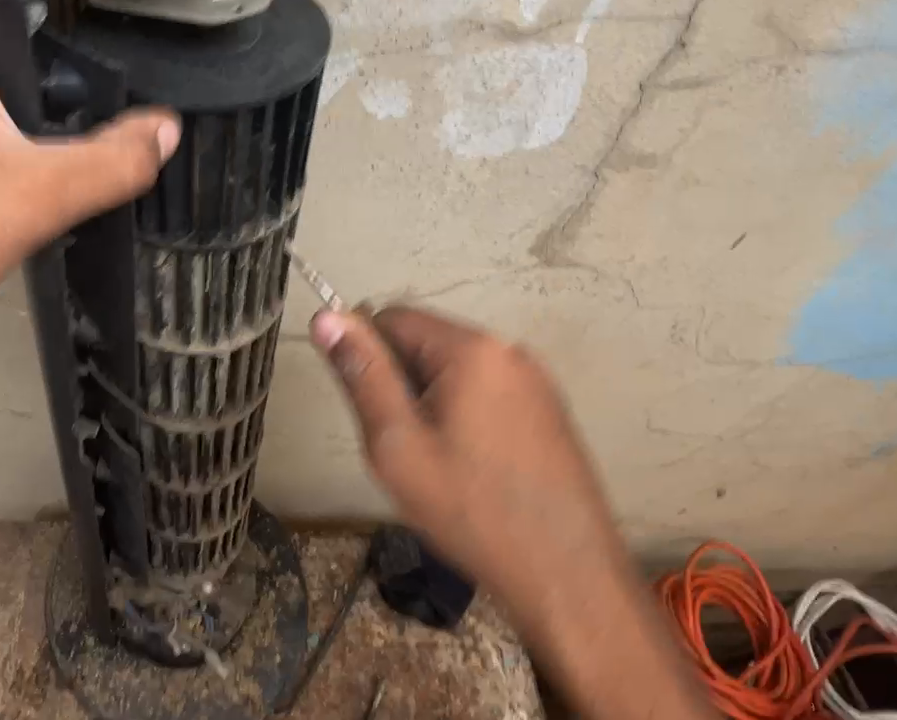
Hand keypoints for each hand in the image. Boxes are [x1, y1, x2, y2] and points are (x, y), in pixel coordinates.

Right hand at [308, 306, 615, 593]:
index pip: (390, 317)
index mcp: (471, 349)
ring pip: (452, 372)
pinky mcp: (548, 412)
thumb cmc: (472, 510)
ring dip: (429, 404)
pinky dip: (462, 419)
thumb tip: (326, 316)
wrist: (570, 580)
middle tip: (402, 449)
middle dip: (400, 386)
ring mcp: (535, 382)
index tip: (371, 413)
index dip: (366, 360)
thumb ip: (361, 374)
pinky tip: (469, 471)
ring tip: (436, 465)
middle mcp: (508, 350)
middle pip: (424, 344)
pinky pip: (484, 394)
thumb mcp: (397, 444)